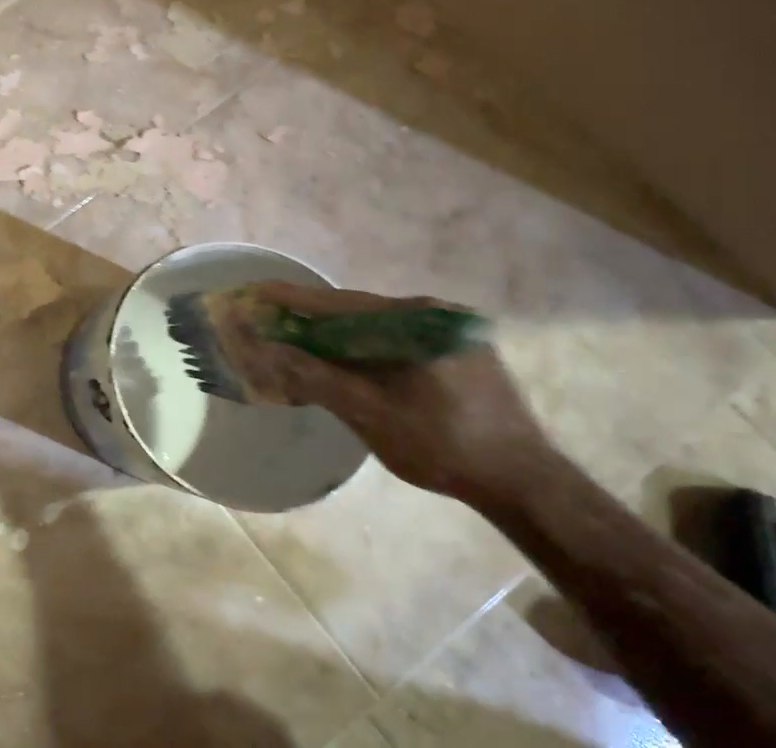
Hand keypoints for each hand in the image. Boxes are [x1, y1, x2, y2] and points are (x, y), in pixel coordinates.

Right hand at [226, 283, 554, 503]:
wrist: (524, 484)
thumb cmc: (442, 445)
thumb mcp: (367, 411)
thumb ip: (311, 375)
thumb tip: (259, 349)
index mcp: (416, 320)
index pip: (338, 302)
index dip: (290, 299)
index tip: (251, 293)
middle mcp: (435, 316)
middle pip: (354, 312)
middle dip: (307, 319)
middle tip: (266, 323)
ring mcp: (450, 334)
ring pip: (373, 328)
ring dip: (333, 338)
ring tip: (293, 345)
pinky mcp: (456, 356)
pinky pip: (393, 342)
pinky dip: (360, 351)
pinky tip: (340, 365)